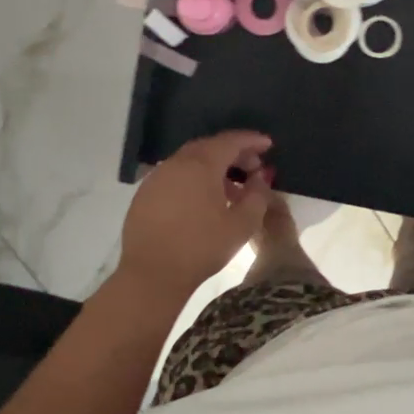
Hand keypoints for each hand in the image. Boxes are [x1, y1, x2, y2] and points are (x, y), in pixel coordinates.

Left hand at [117, 131, 274, 296]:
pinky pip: (175, 176)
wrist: (152, 273)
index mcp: (201, 165)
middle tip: (252, 167)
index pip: (230, 141)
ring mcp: (157, 177)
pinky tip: (204, 201)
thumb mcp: (241, 225)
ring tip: (231, 188)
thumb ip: (257, 195)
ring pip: (190, 162)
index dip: (252, 141)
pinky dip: (195, 179)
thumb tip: (260, 178)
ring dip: (213, 168)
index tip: (268, 145)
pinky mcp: (145, 194)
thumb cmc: (202, 247)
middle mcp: (176, 163)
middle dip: (233, 153)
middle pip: (209, 147)